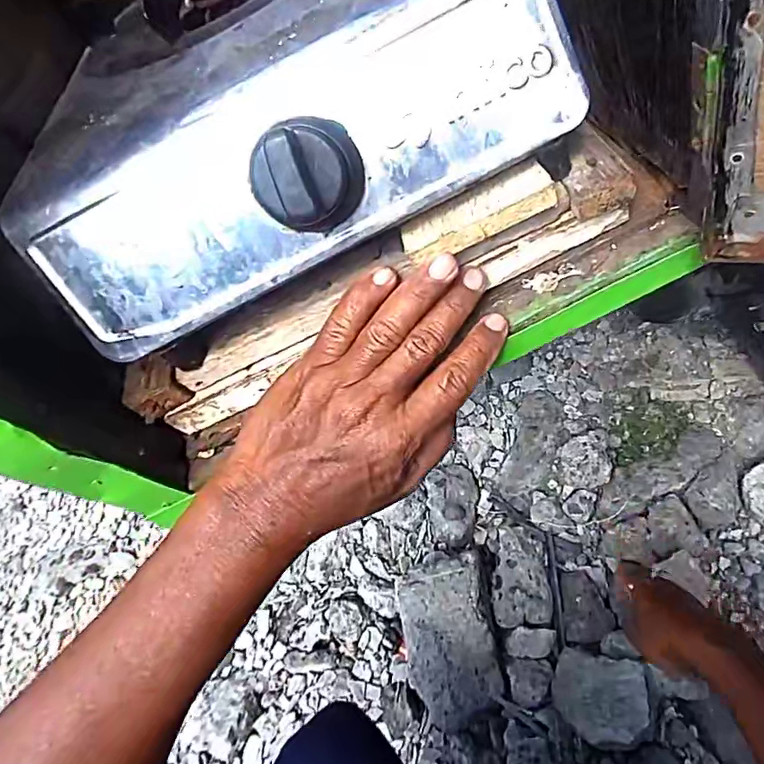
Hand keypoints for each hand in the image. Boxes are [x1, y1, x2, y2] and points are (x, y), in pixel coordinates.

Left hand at [207, 255, 508, 555]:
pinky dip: (364, 297)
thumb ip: (431, 442)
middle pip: (424, 342)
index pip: (453, 378)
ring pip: (388, 326)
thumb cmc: (328, 493)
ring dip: (419, 291)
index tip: (494, 324)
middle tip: (474, 281)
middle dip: (455, 305)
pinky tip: (384, 278)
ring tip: (442, 267)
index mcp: (401, 433)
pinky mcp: (311, 366)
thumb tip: (451, 405)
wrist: (269, 496)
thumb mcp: (397, 483)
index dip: (479, 346)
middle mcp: (373, 401)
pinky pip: (341, 324)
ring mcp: (340, 379)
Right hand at [614, 561, 748, 678]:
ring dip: (662, 603)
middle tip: (637, 606)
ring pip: (667, 594)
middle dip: (643, 592)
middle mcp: (663, 584)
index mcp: (642, 587)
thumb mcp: (636, 637)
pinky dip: (678, 614)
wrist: (710, 648)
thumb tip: (626, 616)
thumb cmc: (667, 640)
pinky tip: (677, 629)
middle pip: (649, 583)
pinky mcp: (702, 608)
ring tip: (658, 622)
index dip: (621, 577)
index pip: (626, 572)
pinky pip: (682, 607)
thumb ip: (628, 621)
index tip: (618, 581)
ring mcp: (684, 594)